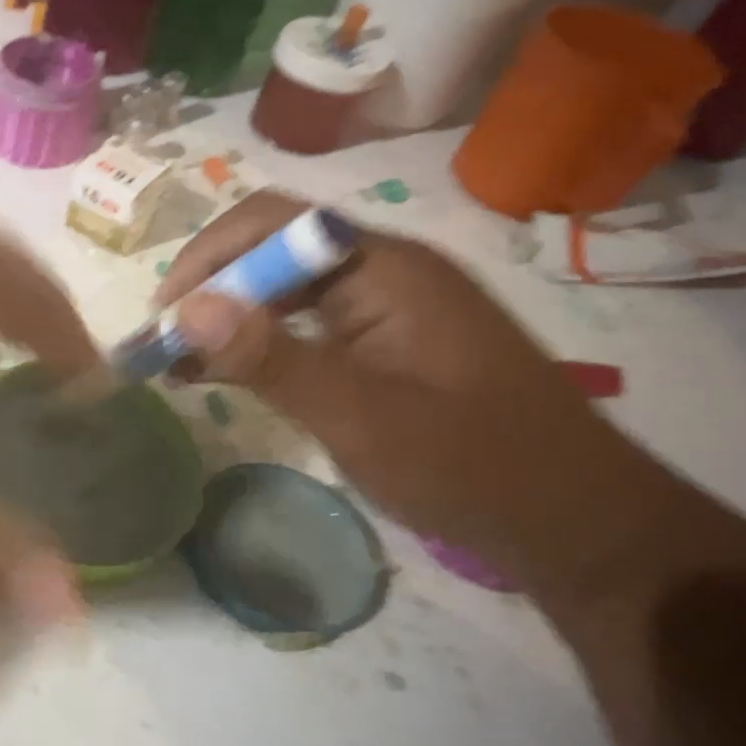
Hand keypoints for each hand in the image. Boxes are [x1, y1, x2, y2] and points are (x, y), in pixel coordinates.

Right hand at [160, 192, 676, 591]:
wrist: (580, 523)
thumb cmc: (473, 467)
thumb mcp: (361, 418)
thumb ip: (272, 360)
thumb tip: (185, 309)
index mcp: (386, 268)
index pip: (274, 222)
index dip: (207, 257)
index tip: (164, 317)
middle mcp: (388, 269)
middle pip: (277, 248)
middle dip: (212, 288)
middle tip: (167, 346)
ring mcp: (394, 305)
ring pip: (291, 286)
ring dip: (234, 316)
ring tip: (186, 364)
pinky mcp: (395, 341)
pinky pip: (314, 321)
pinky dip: (266, 341)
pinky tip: (237, 374)